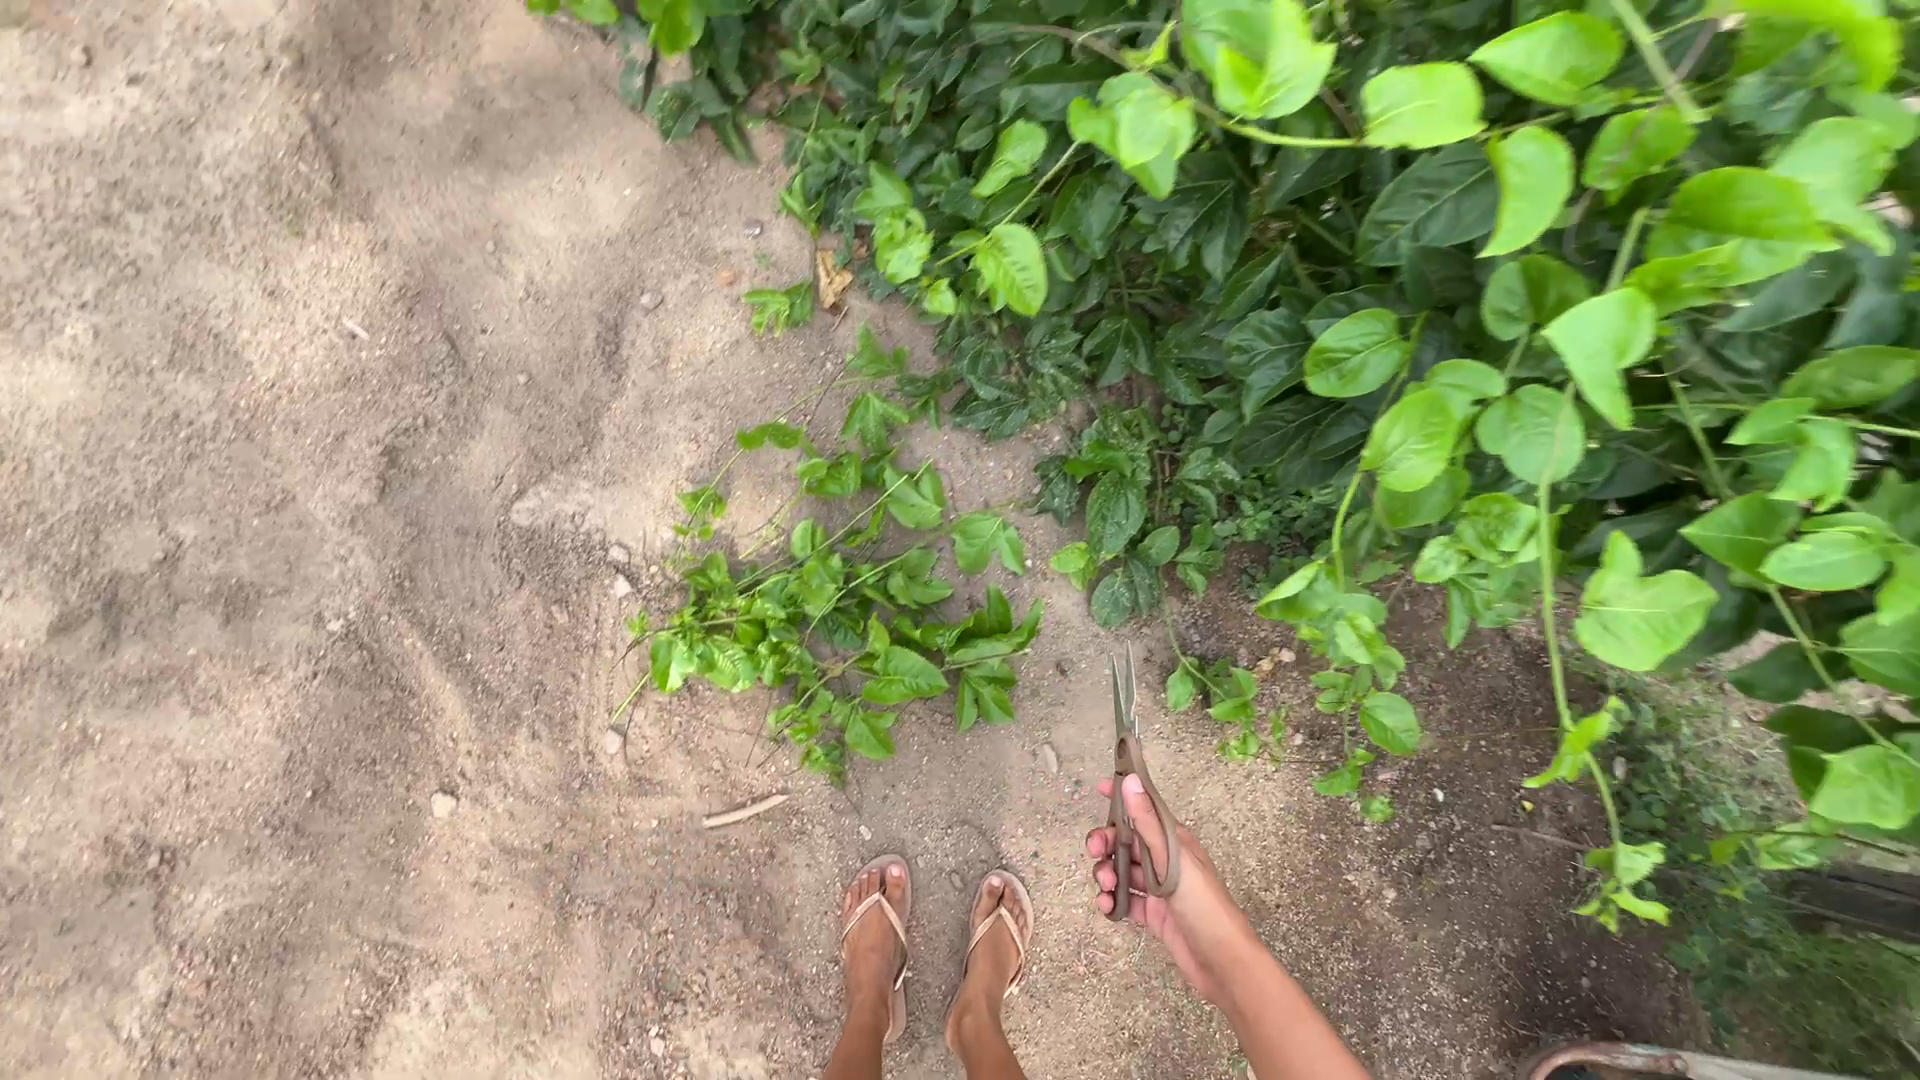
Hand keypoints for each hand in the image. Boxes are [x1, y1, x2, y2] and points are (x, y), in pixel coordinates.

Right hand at [1086, 774, 1259, 1005]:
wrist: (1223, 962)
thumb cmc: (1203, 903)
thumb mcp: (1173, 859)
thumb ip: (1147, 821)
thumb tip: (1130, 780)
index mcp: (1173, 839)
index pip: (1144, 809)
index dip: (1122, 798)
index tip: (1098, 788)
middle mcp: (1164, 859)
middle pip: (1126, 841)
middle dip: (1106, 843)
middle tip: (1094, 852)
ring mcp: (1158, 887)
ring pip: (1123, 871)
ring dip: (1107, 874)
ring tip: (1106, 887)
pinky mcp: (1153, 914)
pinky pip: (1126, 900)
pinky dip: (1112, 901)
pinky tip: (1108, 907)